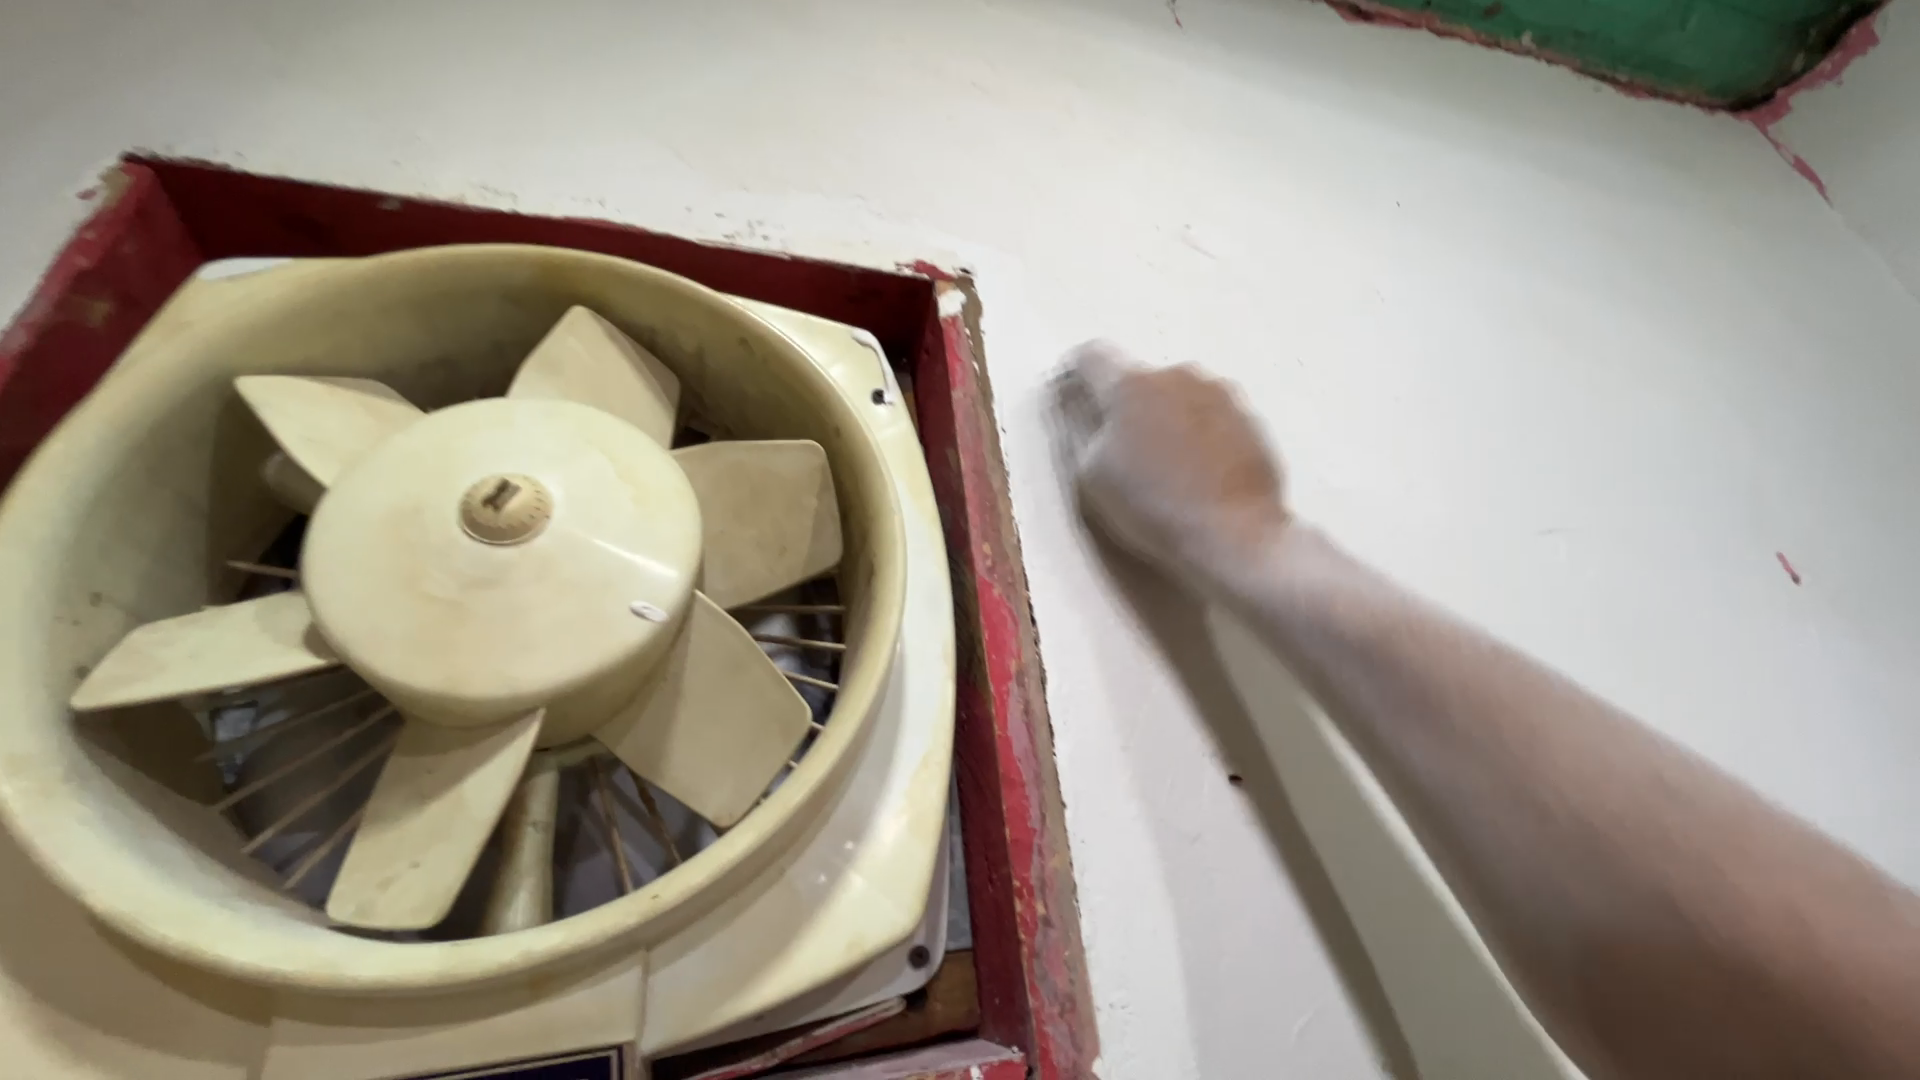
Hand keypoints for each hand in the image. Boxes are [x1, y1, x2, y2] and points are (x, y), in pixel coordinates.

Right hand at [1054, 340, 1290, 588]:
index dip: (1077, 374)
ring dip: (1167, 419)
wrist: (1234, 536)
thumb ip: (1083, 432)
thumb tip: (1085, 410)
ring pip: (1179, 397)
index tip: (1075, 397)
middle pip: (1140, 379)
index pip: (1092, 355)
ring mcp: (1222, 394)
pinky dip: (1200, 437)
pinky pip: (1212, 418)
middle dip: (1129, 406)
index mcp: (1131, 385)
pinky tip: (1200, 476)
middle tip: (1125, 451)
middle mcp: (1178, 374)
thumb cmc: (1151, 507)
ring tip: (1168, 468)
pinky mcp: (1252, 419)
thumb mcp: (1092, 478)